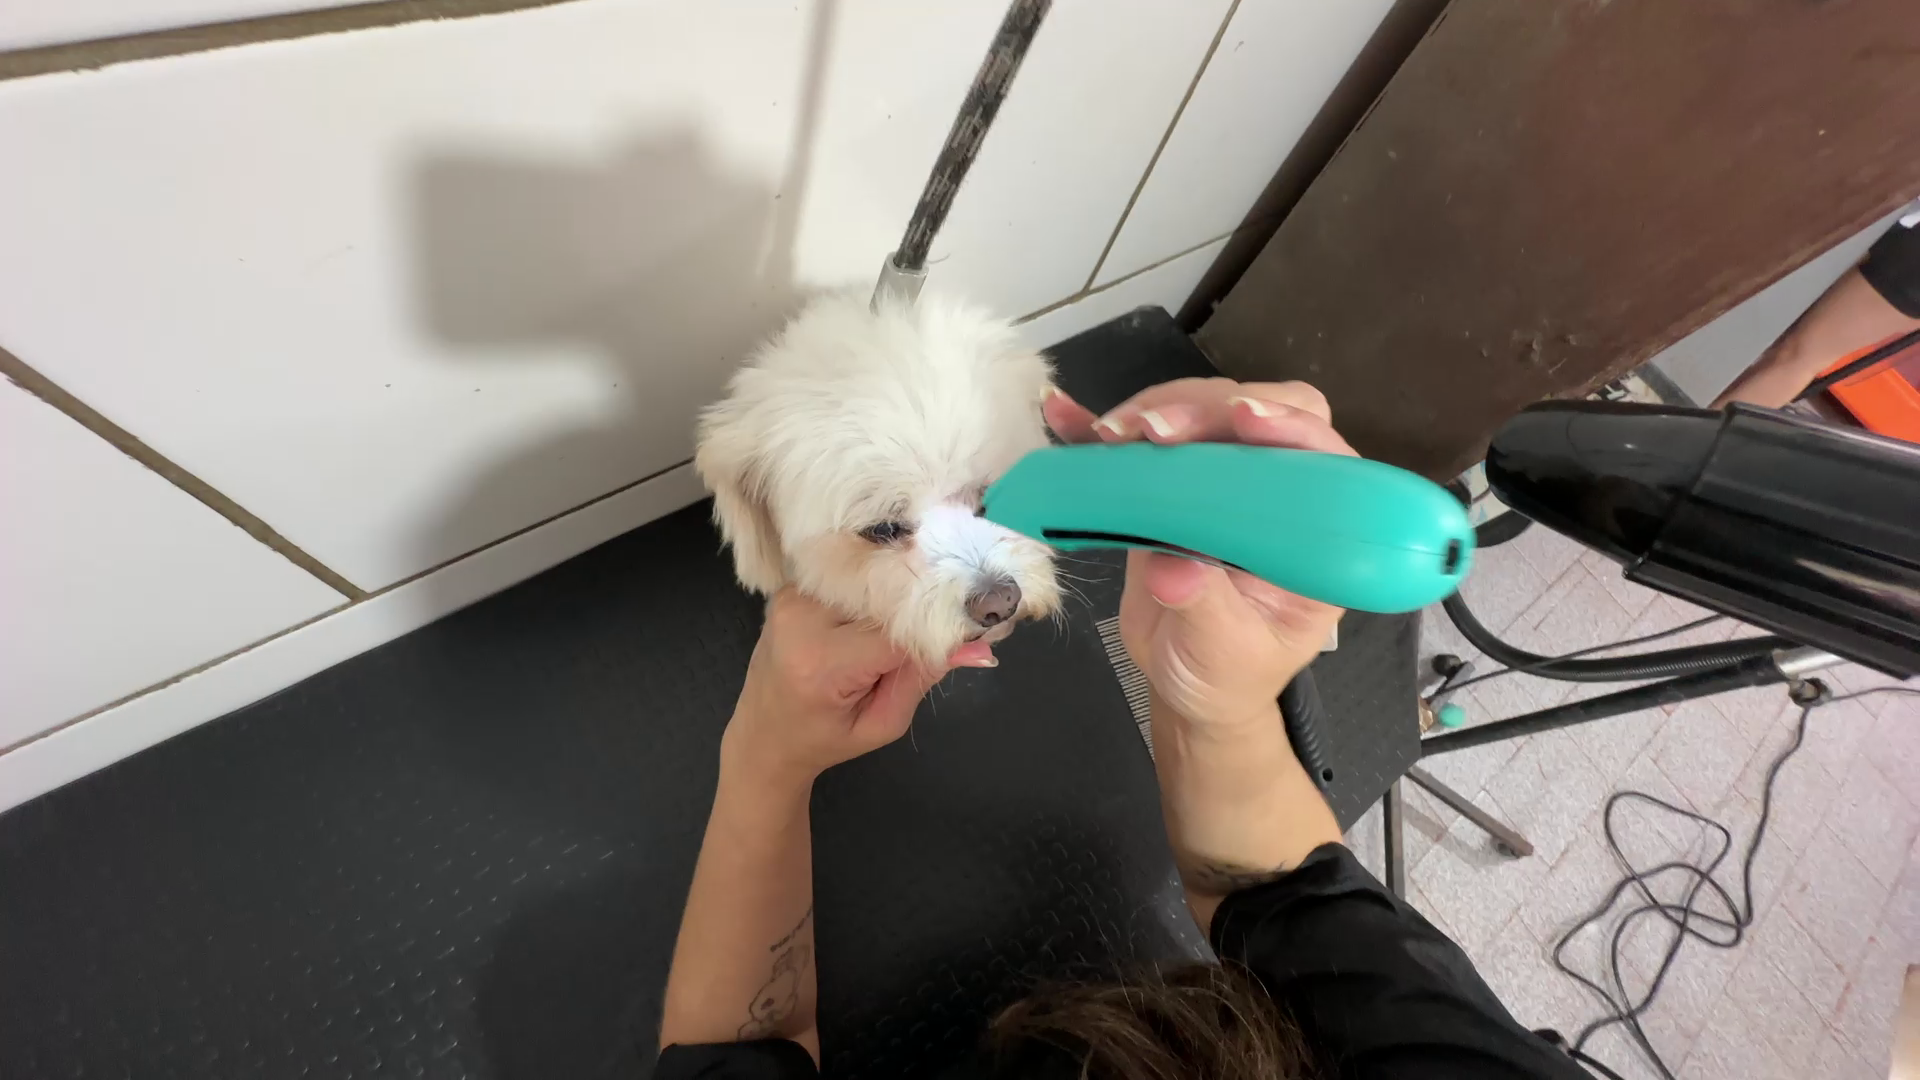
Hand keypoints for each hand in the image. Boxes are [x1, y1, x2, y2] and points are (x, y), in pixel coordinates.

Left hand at [721, 589, 992, 789]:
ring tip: (918, 610)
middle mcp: (802, 619)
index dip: (939, 623)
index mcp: (823, 663)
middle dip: (923, 602)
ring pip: (869, 578)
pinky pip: (849, 576)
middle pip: (884, 594)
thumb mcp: (884, 722)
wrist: (763, 734)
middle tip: (960, 608)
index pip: (898, 628)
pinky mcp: (792, 588)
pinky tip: (887, 601)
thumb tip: (979, 642)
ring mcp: (792, 597)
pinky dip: (875, 587)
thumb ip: (924, 676)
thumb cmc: (825, 738)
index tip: (973, 624)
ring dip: (898, 593)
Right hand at [1044, 378, 1352, 730]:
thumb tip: (1172, 568)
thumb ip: (1206, 611)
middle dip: (1203, 410)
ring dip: (1150, 412)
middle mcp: (1269, 495)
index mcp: (1310, 535)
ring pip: (1195, 417)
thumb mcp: (1226, 652)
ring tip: (1106, 435)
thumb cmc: (1227, 673)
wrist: (1185, 680)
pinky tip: (1064, 415)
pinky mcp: (1165, 488)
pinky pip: (1136, 450)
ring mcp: (1215, 485)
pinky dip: (1097, 430)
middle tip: (1151, 431)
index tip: (1241, 418)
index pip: (1316, 460)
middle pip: (1251, 418)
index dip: (1287, 427)